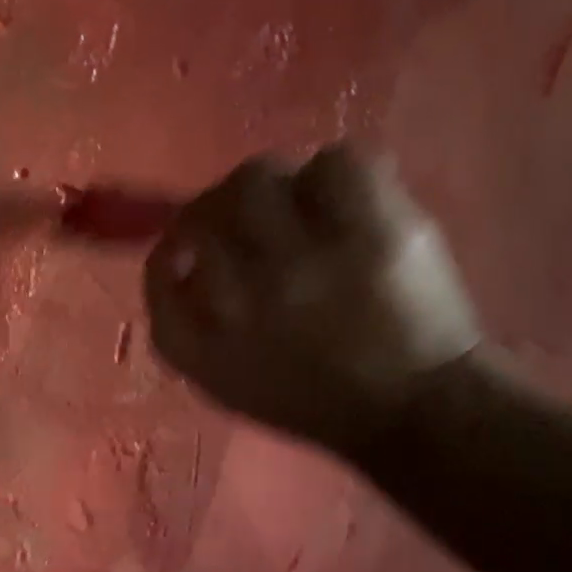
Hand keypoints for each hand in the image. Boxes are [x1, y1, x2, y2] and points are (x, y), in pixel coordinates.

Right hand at [141, 143, 482, 454]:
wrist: (412, 408)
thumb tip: (180, 258)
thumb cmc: (307, 398)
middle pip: (206, 210)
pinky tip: (347, 199)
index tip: (190, 249)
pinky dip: (338, 171)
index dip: (172, 246)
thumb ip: (184, 322)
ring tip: (300, 207)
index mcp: (199, 341)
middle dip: (219, 207)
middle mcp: (240, 297)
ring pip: (262, 177)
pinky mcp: (374, 232)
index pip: (159, 266)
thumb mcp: (218, 378)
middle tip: (249, 217)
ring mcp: (305, 261)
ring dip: (277, 186)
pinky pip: (339, 163)